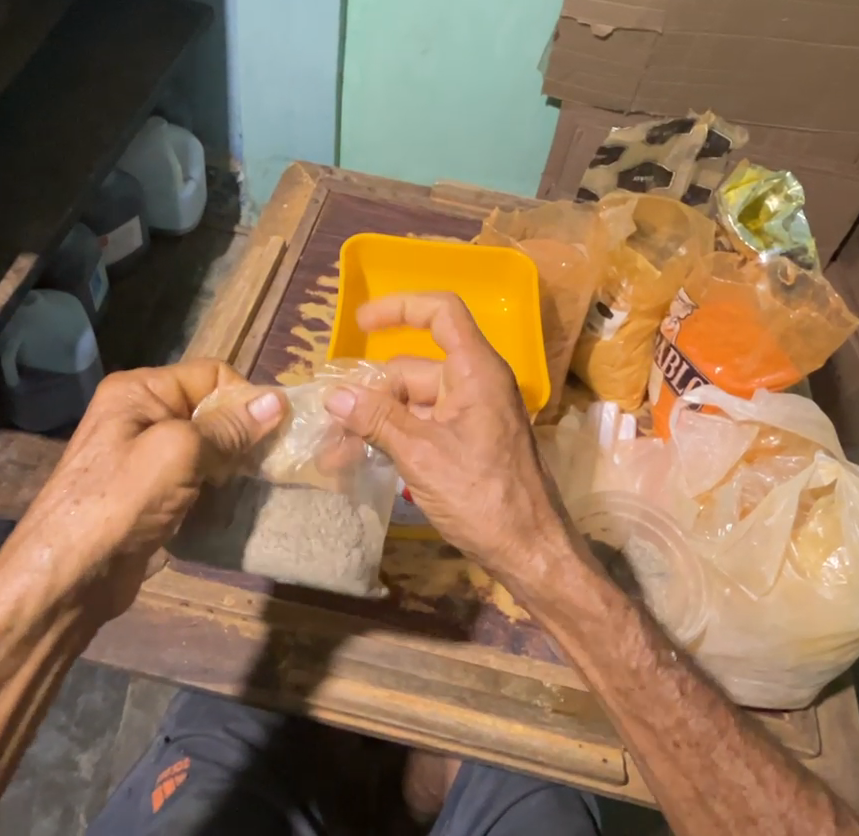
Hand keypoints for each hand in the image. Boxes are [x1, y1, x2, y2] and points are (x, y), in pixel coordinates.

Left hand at [1, 360, 284, 607]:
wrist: (68, 580)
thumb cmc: (120, 502)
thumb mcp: (180, 452)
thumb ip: (228, 427)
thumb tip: (279, 401)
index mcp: (139, 390)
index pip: (211, 374)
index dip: (243, 398)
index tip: (270, 433)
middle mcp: (141, 415)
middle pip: (211, 410)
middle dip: (242, 433)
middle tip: (269, 462)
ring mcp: (144, 457)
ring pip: (208, 447)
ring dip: (233, 465)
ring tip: (254, 485)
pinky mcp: (151, 494)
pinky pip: (197, 478)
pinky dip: (217, 489)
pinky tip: (232, 505)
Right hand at [324, 293, 577, 596]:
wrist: (528, 550)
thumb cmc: (482, 496)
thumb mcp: (422, 454)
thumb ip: (378, 419)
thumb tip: (334, 396)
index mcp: (476, 371)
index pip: (442, 313)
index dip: (401, 308)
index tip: (361, 323)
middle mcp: (476, 384)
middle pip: (415, 367)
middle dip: (370, 391)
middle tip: (331, 420)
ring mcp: (472, 415)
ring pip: (414, 400)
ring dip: (375, 420)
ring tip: (335, 452)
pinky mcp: (467, 442)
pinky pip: (423, 425)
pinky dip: (393, 436)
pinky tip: (361, 460)